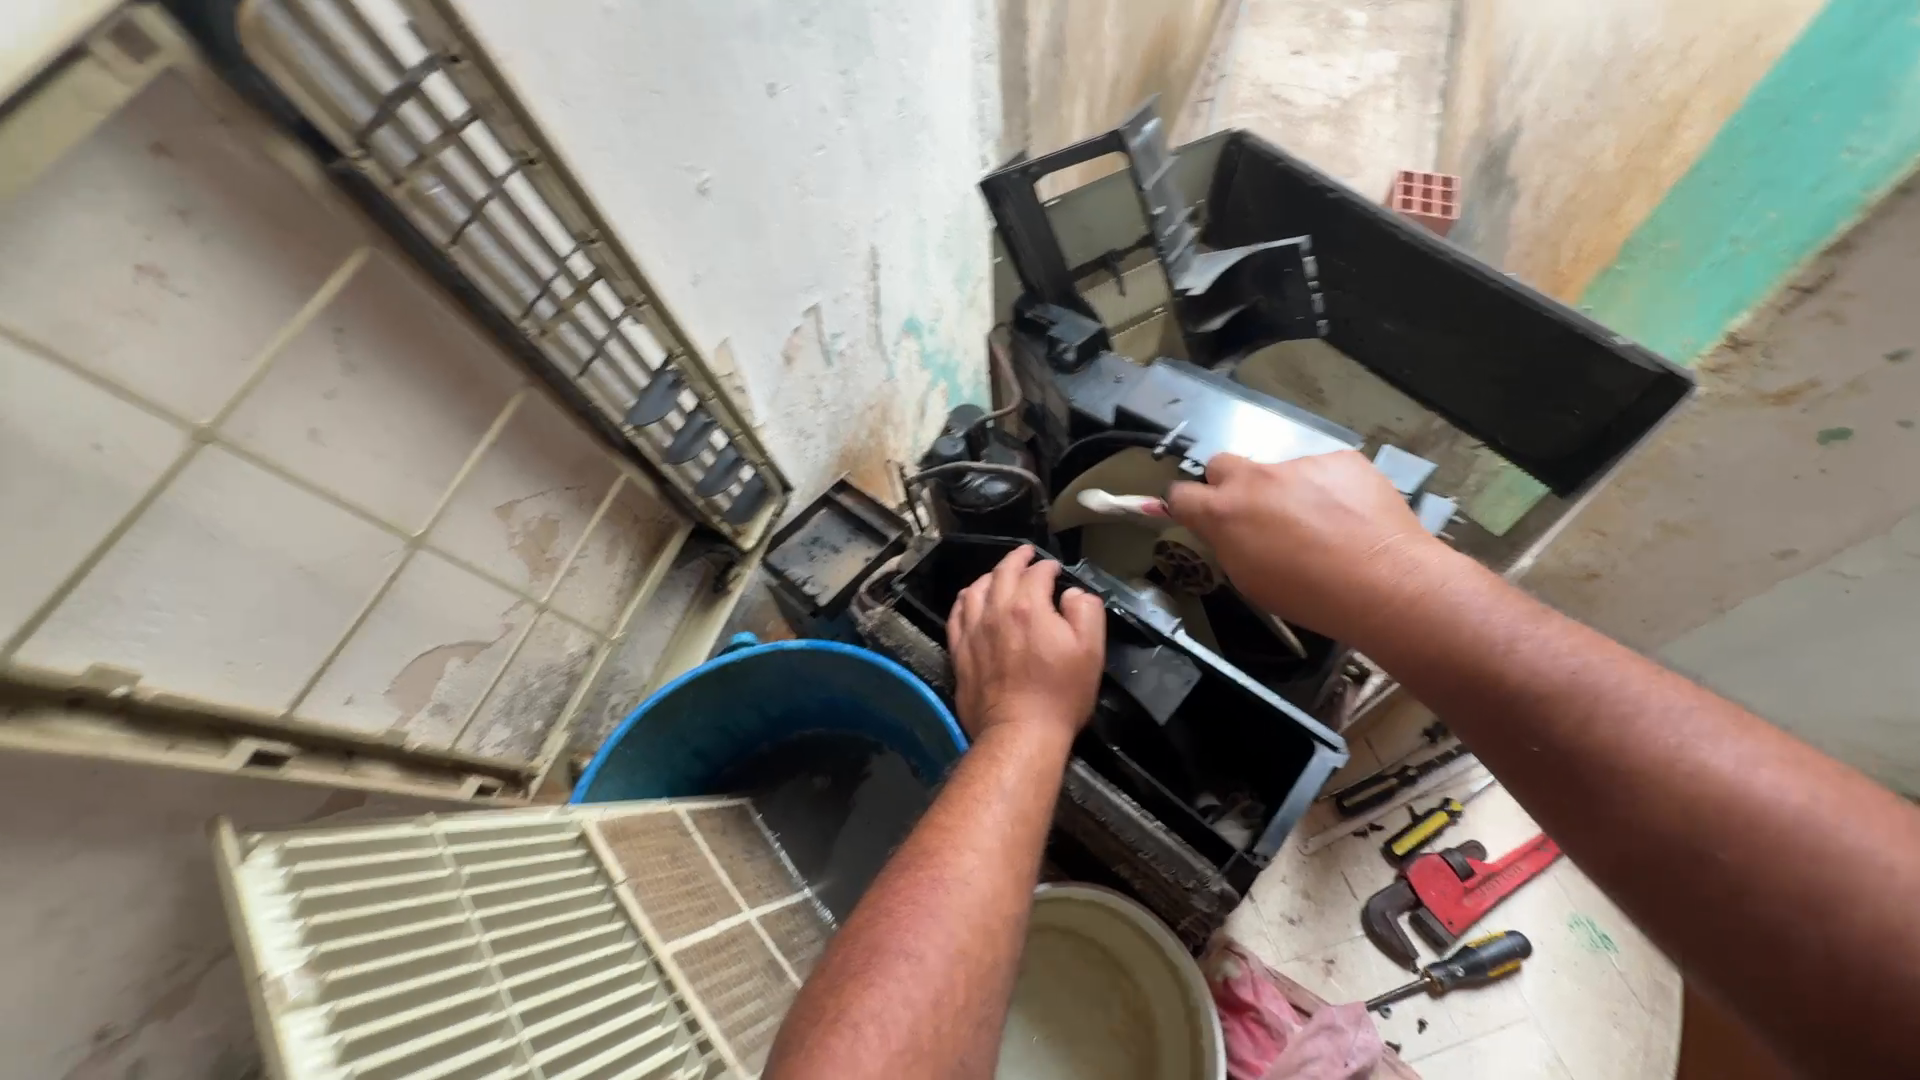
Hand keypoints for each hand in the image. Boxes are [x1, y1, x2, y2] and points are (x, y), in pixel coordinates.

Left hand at [946, 545, 1105, 744]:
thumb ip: (1086, 611)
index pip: (1036, 573)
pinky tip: (968, 599)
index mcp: (1029, 606)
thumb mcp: (1091, 650)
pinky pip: (956, 615)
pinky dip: (964, 600)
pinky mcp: (959, 652)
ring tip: (998, 574)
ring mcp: (973, 631)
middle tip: (1025, 553)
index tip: (1055, 569)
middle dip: (1016, 559)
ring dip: (989, 576)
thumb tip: (1071, 593)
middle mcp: (995, 611)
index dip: (1047, 566)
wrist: (1020, 732)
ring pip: (975, 590)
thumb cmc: (1061, 693)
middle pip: (1002, 573)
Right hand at [1164, 451, 1464, 642]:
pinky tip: (1349, 516)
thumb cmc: (1309, 595)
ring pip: (1279, 471)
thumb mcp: (1248, 579)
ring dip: (1288, 491)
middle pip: (1221, 464)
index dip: (1187, 505)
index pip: (1180, 493)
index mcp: (1224, 512)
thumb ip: (1227, 543)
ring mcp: (1298, 464)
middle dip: (1229, 485)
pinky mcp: (1339, 459)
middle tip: (1255, 514)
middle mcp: (1254, 479)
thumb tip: (1223, 529)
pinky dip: (1328, 488)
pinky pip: (1322, 469)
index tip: (1197, 515)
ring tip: (1320, 525)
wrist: (1383, 582)